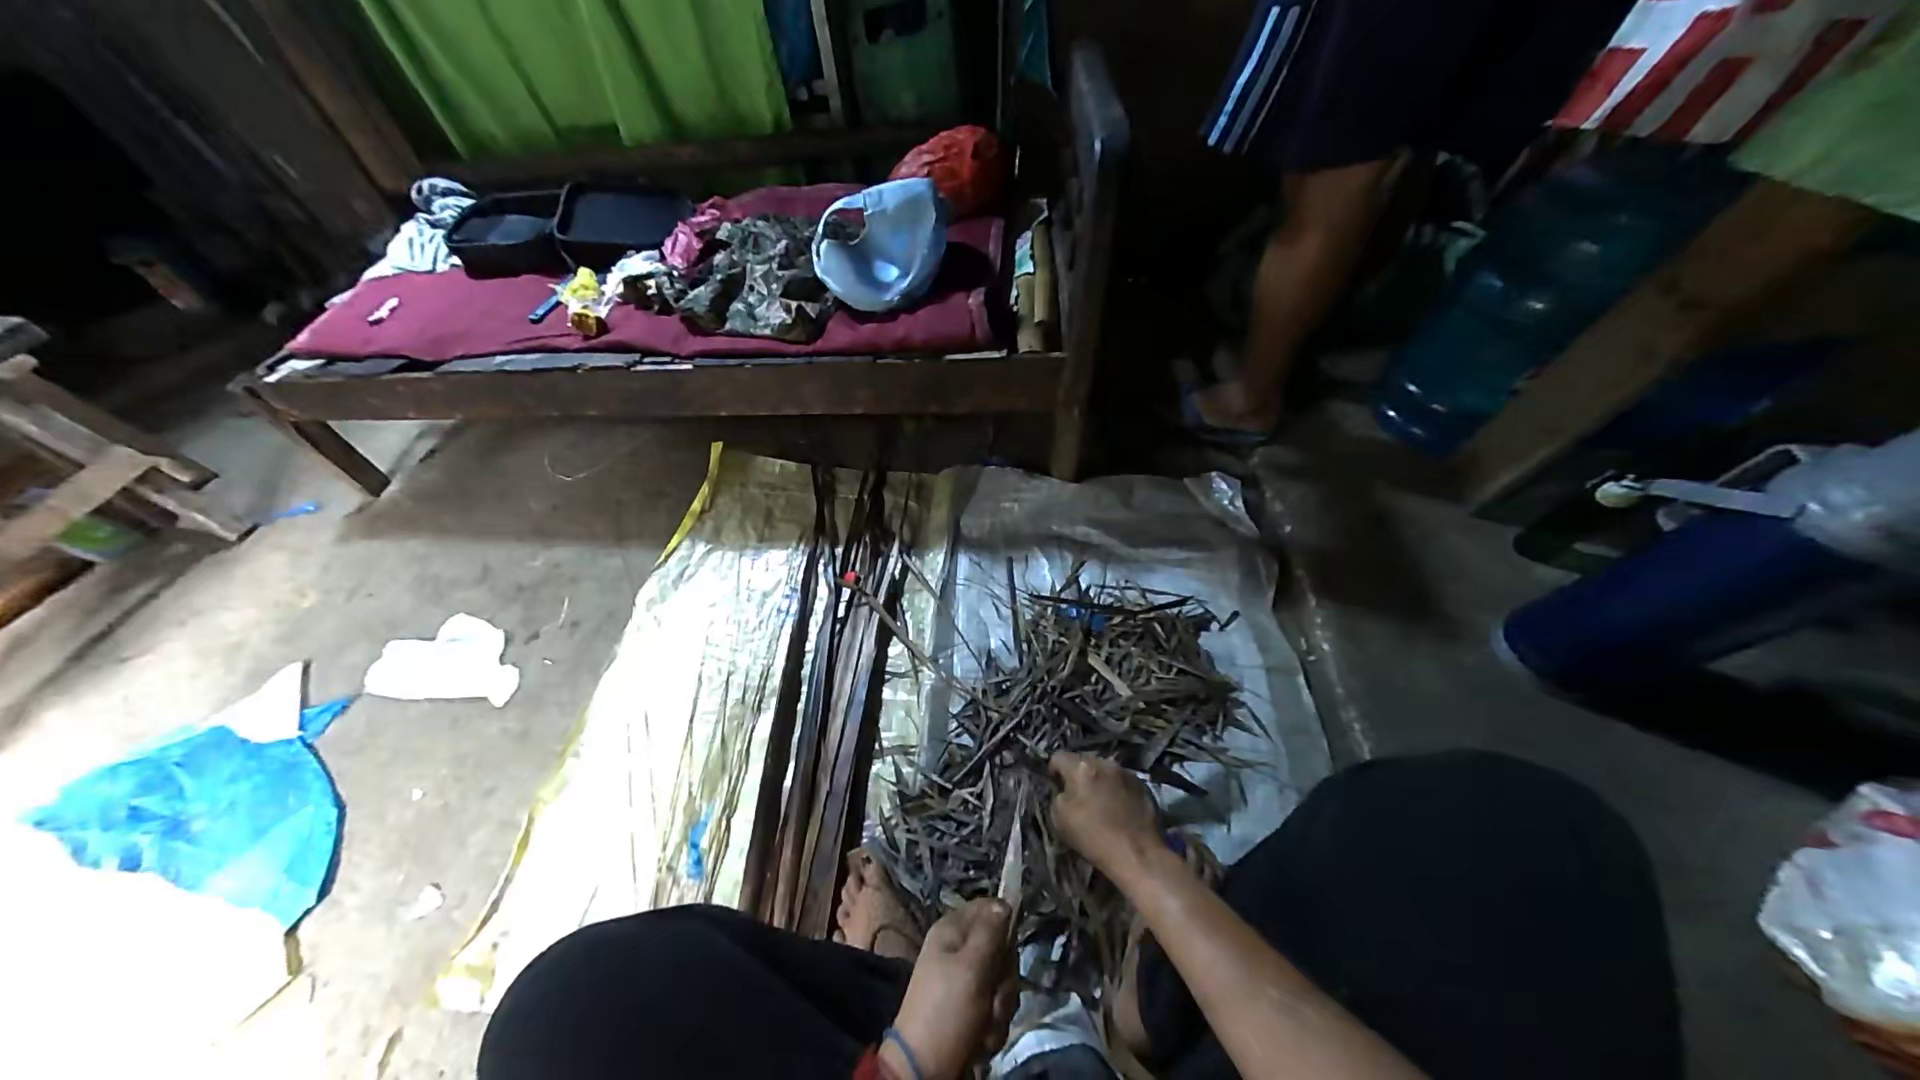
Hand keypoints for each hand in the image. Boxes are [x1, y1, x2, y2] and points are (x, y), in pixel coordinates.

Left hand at [883, 898, 1017, 1079]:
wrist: (924, 1070)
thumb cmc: (947, 1012)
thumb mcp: (971, 967)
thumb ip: (991, 932)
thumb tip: (1005, 900)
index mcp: (953, 930)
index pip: (989, 908)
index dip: (1005, 926)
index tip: (1005, 950)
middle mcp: (960, 950)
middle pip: (1002, 948)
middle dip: (1004, 977)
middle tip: (991, 994)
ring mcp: (966, 981)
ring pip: (1004, 982)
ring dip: (1000, 1006)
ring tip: (983, 1022)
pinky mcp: (972, 1009)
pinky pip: (997, 1007)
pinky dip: (994, 1025)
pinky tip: (981, 1038)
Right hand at [1048, 751, 1163, 881]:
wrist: (1137, 854)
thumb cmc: (1093, 836)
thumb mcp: (1060, 818)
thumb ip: (1058, 796)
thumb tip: (1064, 790)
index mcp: (1081, 768)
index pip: (1058, 757)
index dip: (1053, 771)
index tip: (1055, 785)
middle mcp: (1104, 763)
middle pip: (1084, 760)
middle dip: (1078, 773)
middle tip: (1077, 794)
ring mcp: (1126, 772)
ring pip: (1104, 770)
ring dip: (1098, 780)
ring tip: (1100, 800)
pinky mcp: (1142, 785)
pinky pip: (1121, 781)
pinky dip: (1116, 789)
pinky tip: (1118, 807)